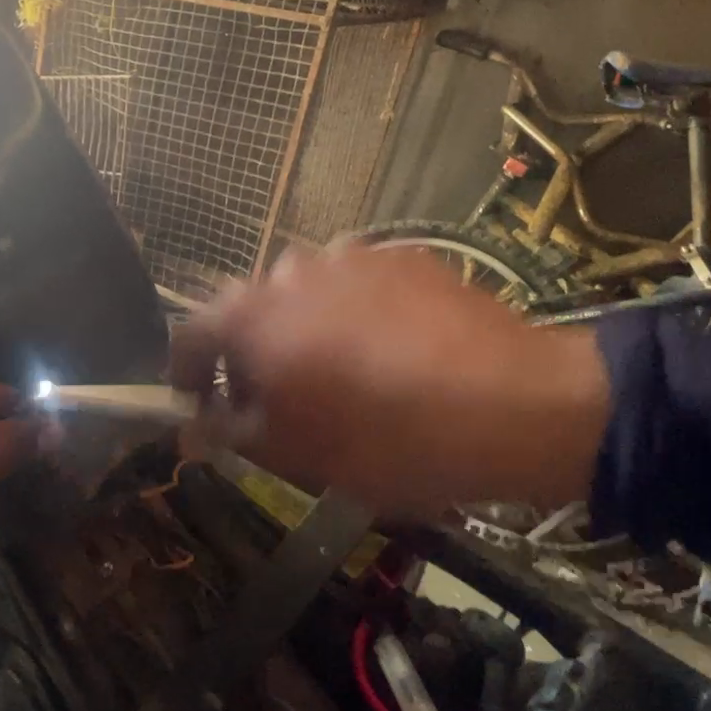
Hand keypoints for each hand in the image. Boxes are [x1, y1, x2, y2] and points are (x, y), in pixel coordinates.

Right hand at [172, 241, 611, 515]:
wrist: (524, 404)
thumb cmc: (391, 439)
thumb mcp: (298, 455)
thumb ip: (230, 434)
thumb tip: (190, 430)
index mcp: (250, 317)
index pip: (189, 335)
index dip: (185, 372)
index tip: (198, 405)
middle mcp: (287, 272)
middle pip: (246, 313)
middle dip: (250, 356)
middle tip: (276, 402)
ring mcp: (347, 255)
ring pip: (302, 296)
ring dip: (301, 331)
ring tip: (340, 375)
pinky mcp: (400, 254)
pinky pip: (353, 285)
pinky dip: (352, 314)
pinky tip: (390, 351)